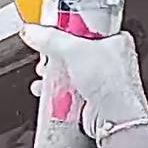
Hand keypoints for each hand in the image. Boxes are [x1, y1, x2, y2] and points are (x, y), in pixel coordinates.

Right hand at [18, 25, 147, 139]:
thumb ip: (50, 38)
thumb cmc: (110, 83)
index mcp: (116, 40)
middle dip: (55, 57)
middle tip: (46, 58)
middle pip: (75, 52)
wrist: (115, 118)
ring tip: (45, 76)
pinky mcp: (93, 101)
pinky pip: (71, 93)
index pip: (87, 28)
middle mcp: (112, 61)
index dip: (67, 31)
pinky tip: (49, 93)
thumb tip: (31, 31)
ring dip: (54, 76)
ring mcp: (102, 82)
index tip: (52, 34)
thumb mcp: (74, 50)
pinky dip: (58, 93)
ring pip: (71, 74)